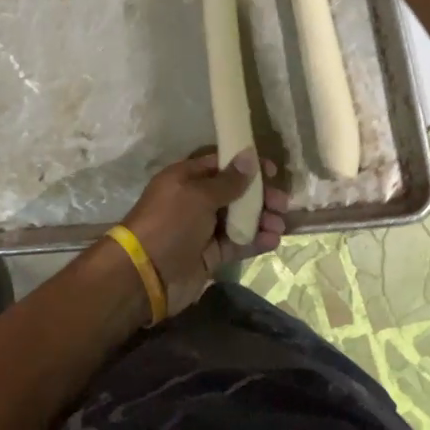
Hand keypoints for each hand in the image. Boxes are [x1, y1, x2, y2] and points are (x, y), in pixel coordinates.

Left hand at [121, 149, 290, 315]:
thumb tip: (249, 156)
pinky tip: (273, 240)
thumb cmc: (170, 223)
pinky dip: (255, 240)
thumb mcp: (198, 195)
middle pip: (233, 192)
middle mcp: (195, 200)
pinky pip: (237, 243)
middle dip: (259, 195)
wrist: (146, 274)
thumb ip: (227, 181)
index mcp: (186, 177)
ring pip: (238, 219)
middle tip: (283, 203)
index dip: (245, 165)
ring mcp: (203, 229)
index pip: (220, 164)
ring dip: (261, 219)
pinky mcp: (211, 255)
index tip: (272, 171)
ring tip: (280, 225)